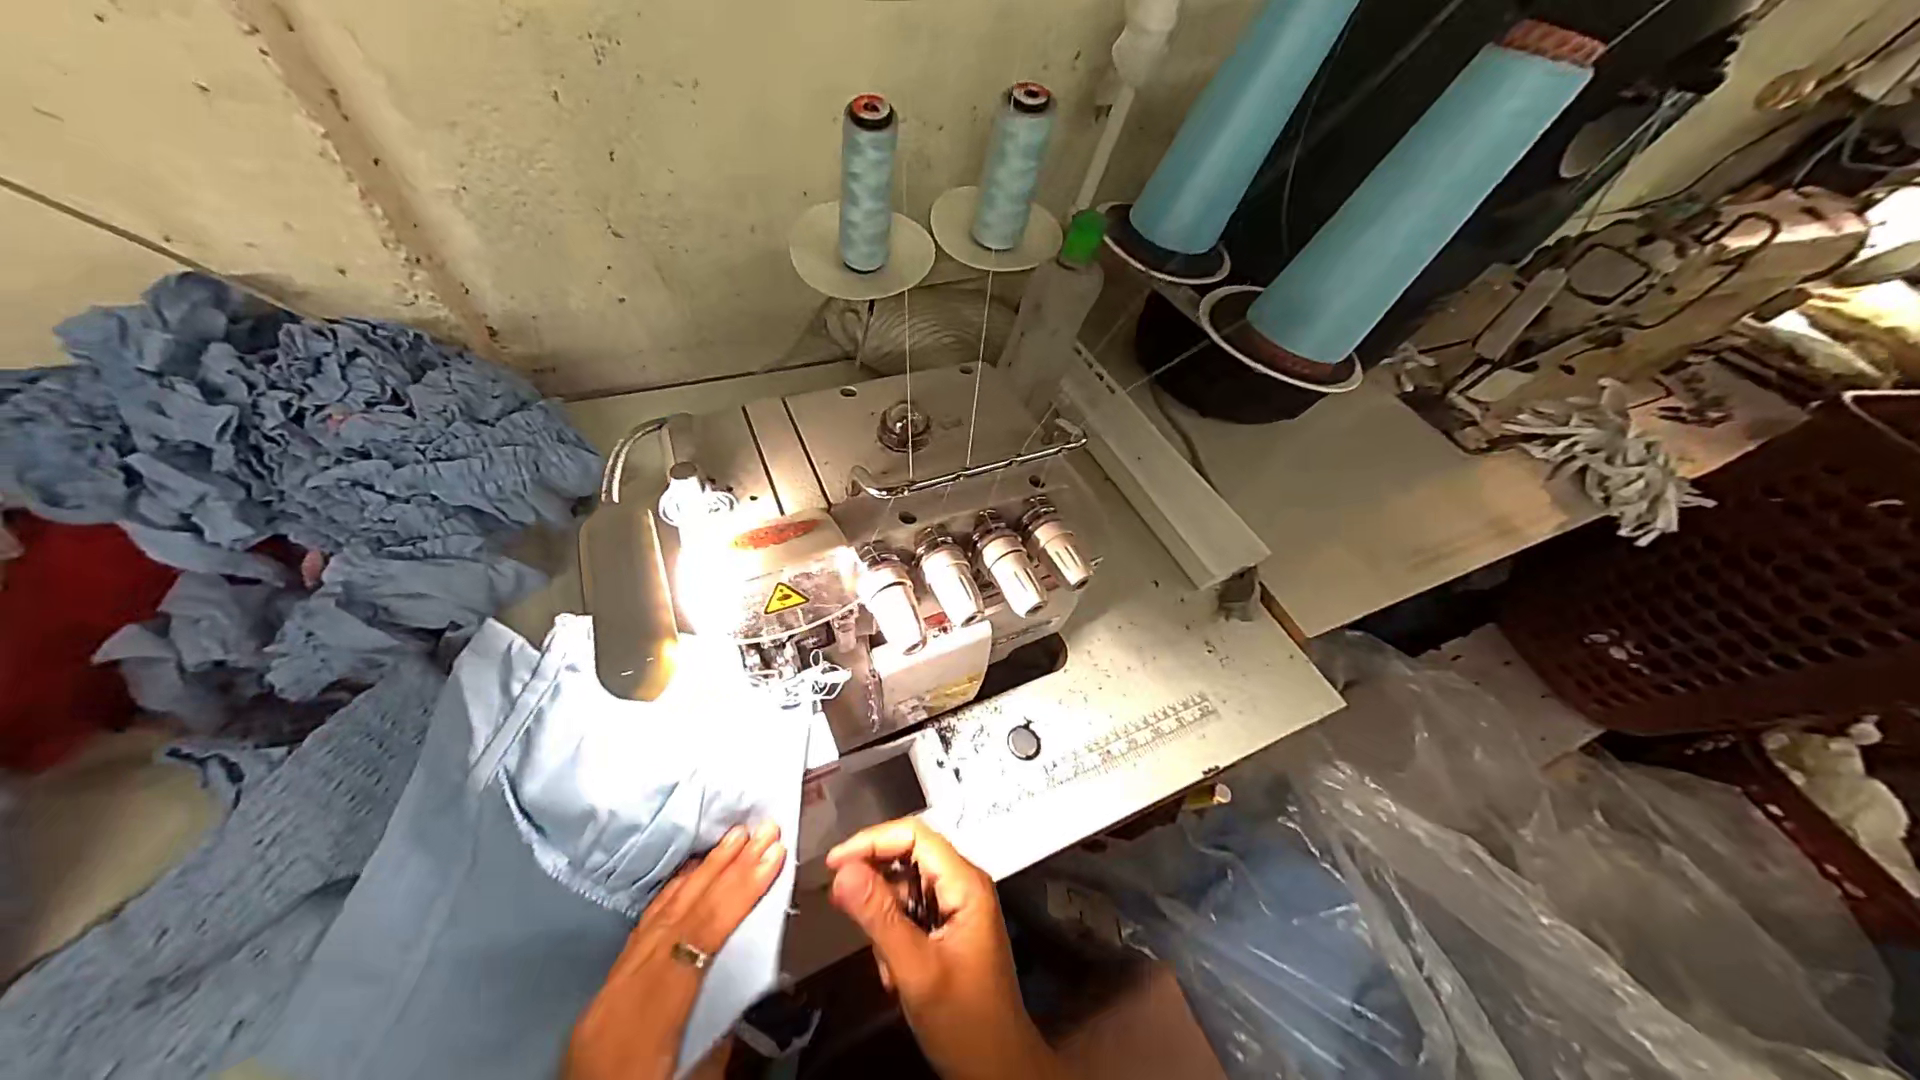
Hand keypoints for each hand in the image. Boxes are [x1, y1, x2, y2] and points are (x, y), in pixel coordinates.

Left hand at [566, 822, 785, 1079]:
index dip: (739, 892)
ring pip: (660, 916)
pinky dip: (673, 893)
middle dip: (727, 868)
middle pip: (680, 917)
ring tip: (735, 836)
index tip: (774, 854)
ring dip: (704, 871)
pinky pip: (643, 929)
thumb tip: (749, 978)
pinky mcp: (606, 990)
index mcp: (644, 1021)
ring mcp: (608, 990)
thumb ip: (723, 1031)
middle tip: (763, 829)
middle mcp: (619, 996)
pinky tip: (691, 872)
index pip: (698, 939)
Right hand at [827, 818, 1067, 1079]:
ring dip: (884, 914)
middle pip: (909, 855)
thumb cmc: (964, 1021)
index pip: (914, 835)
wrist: (998, 1069)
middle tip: (842, 903)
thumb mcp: (916, 970)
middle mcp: (963, 884)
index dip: (871, 841)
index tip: (833, 863)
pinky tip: (893, 967)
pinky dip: (894, 931)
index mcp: (965, 883)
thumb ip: (878, 917)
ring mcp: (957, 905)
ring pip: (906, 885)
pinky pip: (911, 910)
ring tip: (882, 958)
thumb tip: (842, 872)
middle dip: (874, 880)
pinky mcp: (948, 927)